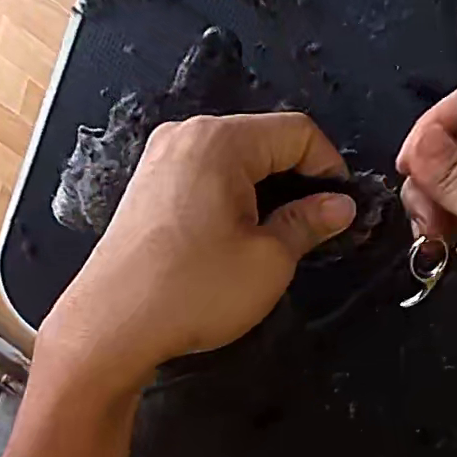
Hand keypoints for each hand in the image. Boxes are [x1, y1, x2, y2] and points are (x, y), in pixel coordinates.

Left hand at [35, 113, 357, 394]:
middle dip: (301, 178)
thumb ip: (309, 223)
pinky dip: (240, 196)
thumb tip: (341, 205)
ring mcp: (163, 159)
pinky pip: (211, 175)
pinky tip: (244, 234)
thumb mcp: (271, 260)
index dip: (331, 167)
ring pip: (239, 159)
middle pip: (266, 140)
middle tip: (319, 226)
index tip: (343, 208)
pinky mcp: (151, 185)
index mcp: (220, 142)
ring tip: (285, 235)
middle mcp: (187, 136)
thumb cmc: (198, 290)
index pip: (297, 132)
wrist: (114, 325)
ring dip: (271, 190)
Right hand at [397, 88, 456, 369]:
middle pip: (455, 138)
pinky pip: (456, 202)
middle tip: (424, 215)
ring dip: (430, 200)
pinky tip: (439, 242)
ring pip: (449, 173)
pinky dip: (441, 219)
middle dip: (430, 173)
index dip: (436, 125)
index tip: (411, 165)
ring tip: (433, 235)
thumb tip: (419, 140)